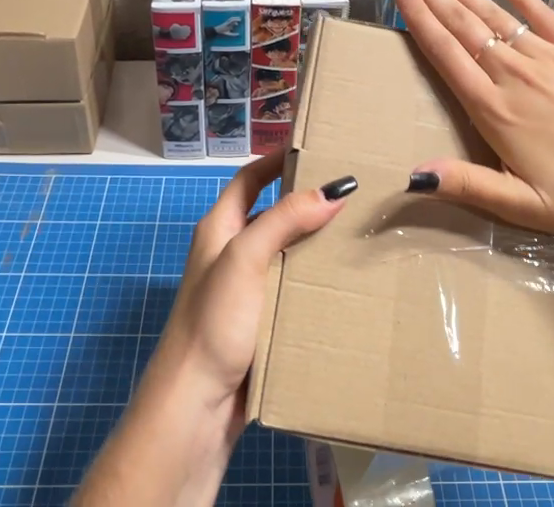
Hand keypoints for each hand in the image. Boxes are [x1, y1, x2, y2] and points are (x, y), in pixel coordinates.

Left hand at [146, 152, 354, 418]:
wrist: (195, 406)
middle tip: (353, 193)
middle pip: (271, 214)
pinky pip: (290, 290)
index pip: (249, 179)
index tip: (315, 147)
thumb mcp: (245, 259)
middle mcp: (229, 254)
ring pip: (285, 254)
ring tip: (359, 233)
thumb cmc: (213, 321)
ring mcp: (244, 290)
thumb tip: (333, 189)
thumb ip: (284, 220)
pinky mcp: (258, 323)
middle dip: (307, 202)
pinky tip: (344, 284)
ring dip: (314, 244)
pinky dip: (314, 281)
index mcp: (218, 229)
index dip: (276, 159)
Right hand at [385, 0, 553, 249]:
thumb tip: (413, 175)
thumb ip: (468, 185)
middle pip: (465, 25)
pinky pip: (542, 15)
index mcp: (494, 109)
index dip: (418, 18)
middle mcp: (516, 74)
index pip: (445, 53)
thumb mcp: (524, 207)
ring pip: (496, 15)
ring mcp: (551, 58)